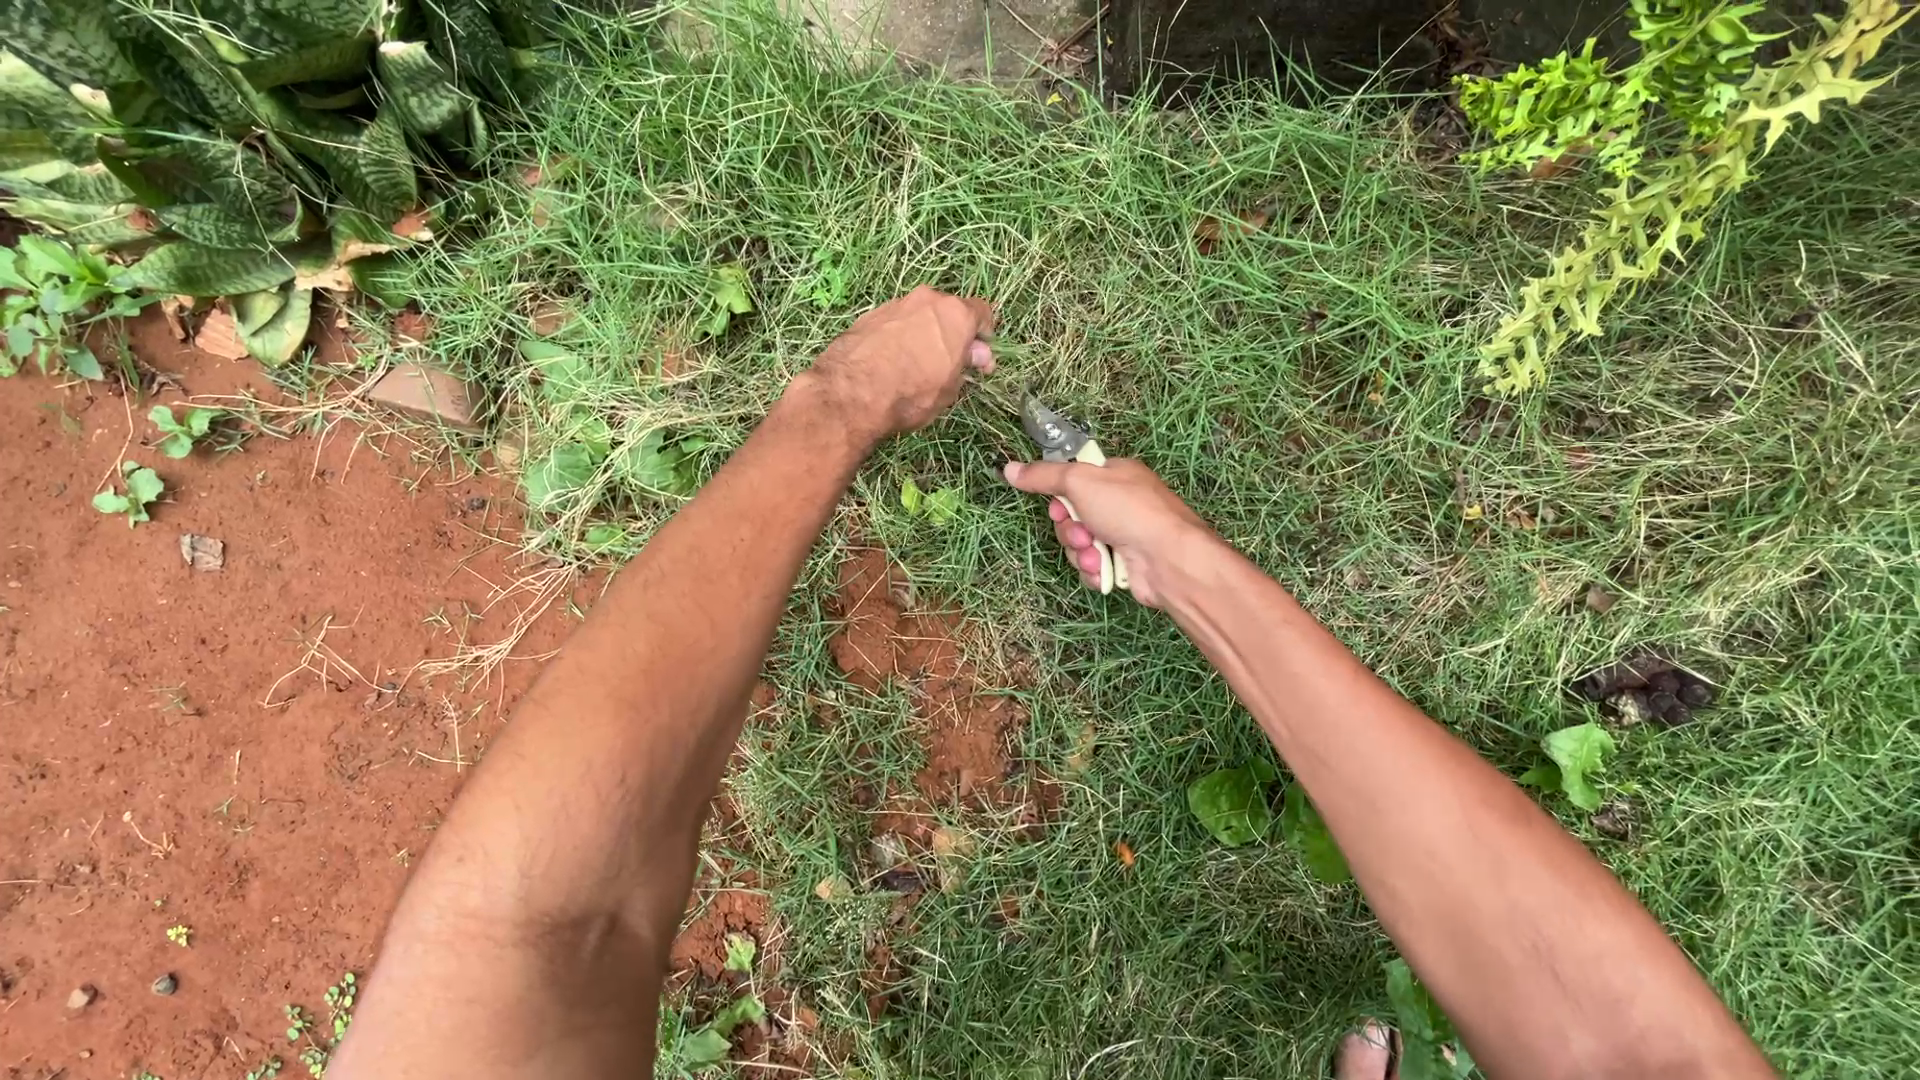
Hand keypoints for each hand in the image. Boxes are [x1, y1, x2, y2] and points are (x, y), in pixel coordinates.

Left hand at [809, 286, 995, 438]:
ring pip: (920, 316)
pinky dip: (900, 338)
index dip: (984, 336)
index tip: (979, 358)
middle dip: (953, 334)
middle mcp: (927, 299)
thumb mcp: (950, 388)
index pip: (982, 313)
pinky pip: (895, 323)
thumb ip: (965, 365)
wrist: (852, 393)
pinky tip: (893, 363)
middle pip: (949, 312)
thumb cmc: (912, 393)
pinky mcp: (869, 315)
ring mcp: (895, 304)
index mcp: (955, 313)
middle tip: (950, 364)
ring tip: (917, 366)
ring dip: (925, 335)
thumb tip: (976, 354)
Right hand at [1002, 458, 1215, 608]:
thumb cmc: (1128, 511)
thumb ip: (1043, 476)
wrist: (1167, 559)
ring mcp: (1122, 535)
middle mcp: (1118, 503)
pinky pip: (1092, 566)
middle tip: (1082, 535)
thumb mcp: (1080, 481)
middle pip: (1071, 517)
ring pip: (1079, 545)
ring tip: (1098, 556)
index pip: (1072, 481)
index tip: (1058, 508)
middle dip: (1070, 531)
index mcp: (1114, 475)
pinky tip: (1104, 571)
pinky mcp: (1122, 564)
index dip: (1059, 498)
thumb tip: (1008, 468)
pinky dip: (1094, 570)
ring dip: (1081, 553)